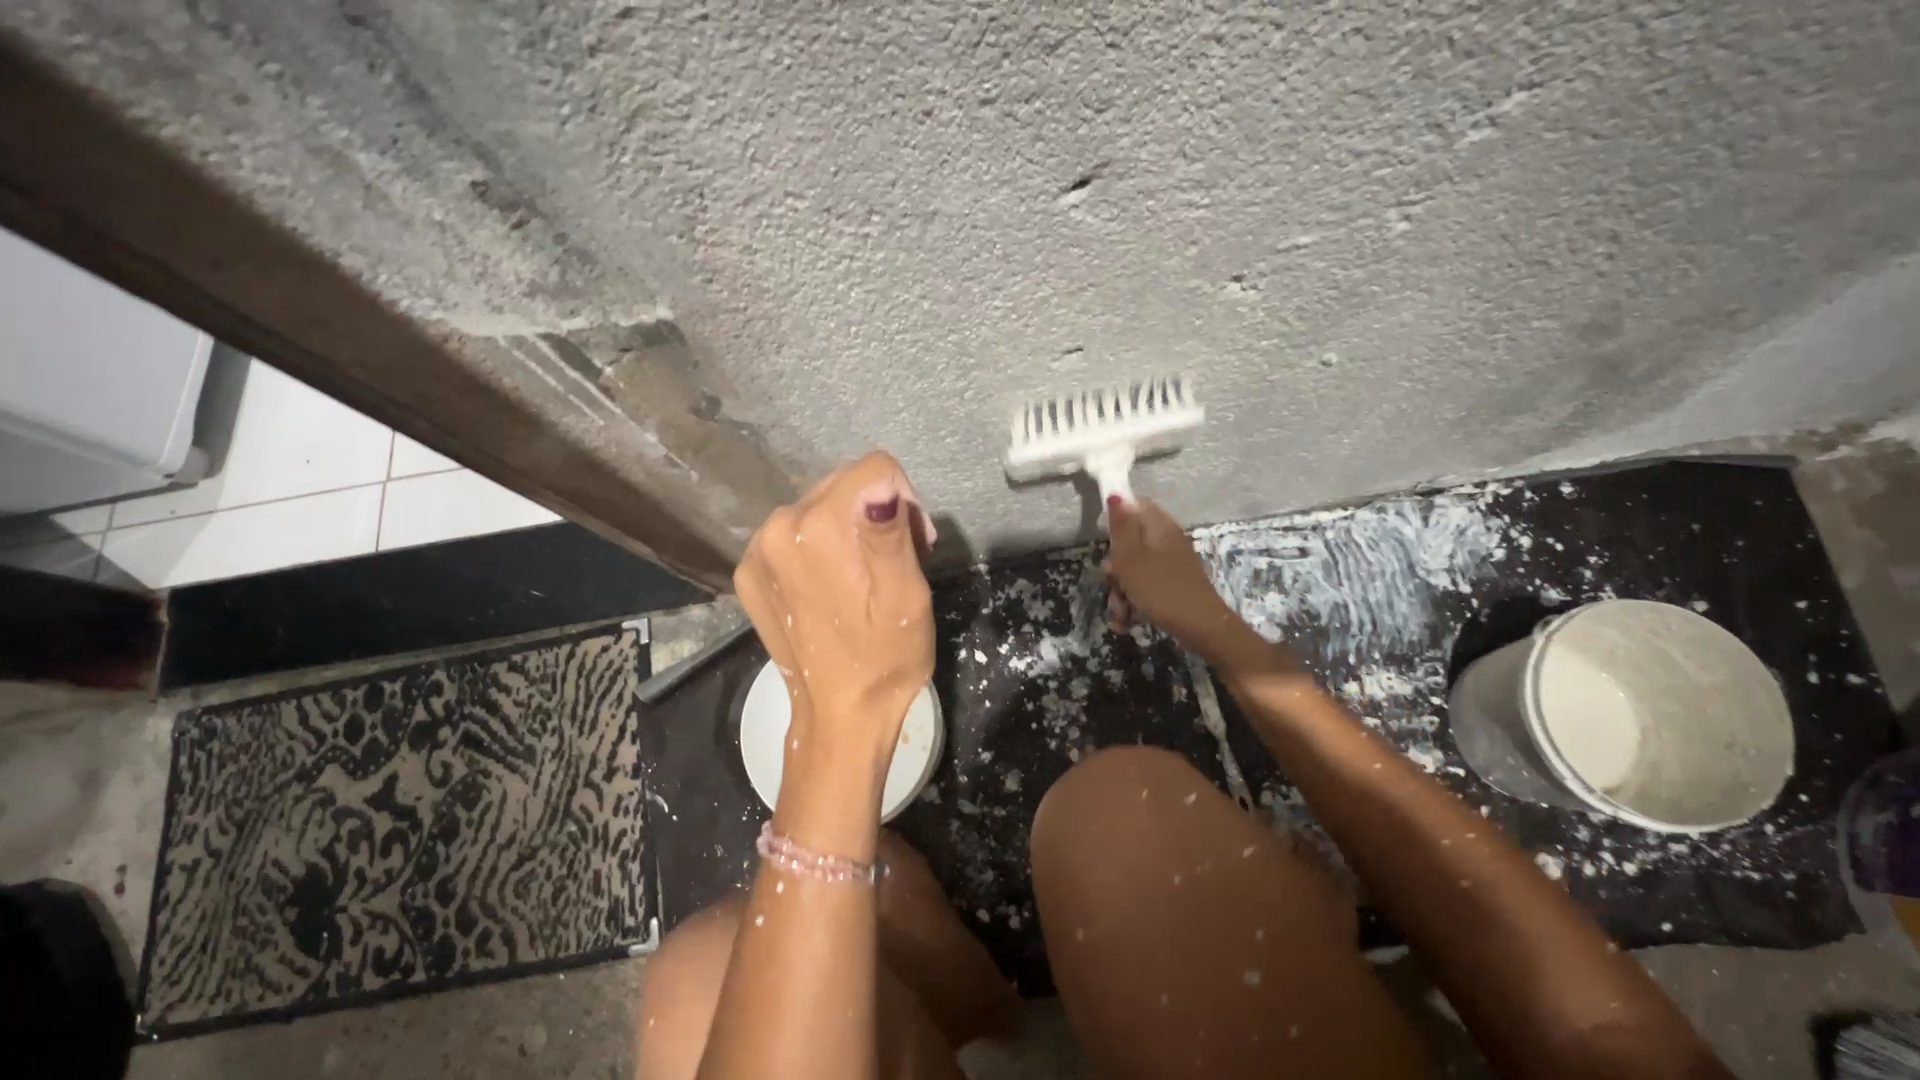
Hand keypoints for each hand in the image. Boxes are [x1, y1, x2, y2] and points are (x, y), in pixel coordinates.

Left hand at [733, 452, 935, 768]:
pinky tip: (834, 588)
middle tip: (897, 563)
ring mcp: (756, 552)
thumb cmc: (883, 658)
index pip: (874, 468)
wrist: (839, 716)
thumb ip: (888, 531)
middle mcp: (776, 527)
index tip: (915, 545)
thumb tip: (882, 483)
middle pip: (842, 483)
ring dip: (849, 529)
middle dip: (876, 512)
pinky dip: (819, 548)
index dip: (905, 500)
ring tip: (866, 578)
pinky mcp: (749, 573)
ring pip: (819, 507)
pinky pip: (794, 535)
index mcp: (817, 528)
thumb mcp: (905, 595)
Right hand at [1104, 496, 1245, 661]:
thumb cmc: (1160, 589)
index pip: (1136, 506)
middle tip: (1112, 582)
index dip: (1116, 519)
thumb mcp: (1131, 557)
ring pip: (1134, 570)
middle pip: (1130, 543)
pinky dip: (1134, 603)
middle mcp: (1166, 541)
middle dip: (1115, 568)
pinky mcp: (1172, 586)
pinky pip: (1145, 587)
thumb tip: (1116, 492)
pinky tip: (1127, 621)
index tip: (1105, 540)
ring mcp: (1171, 565)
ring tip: (1120, 614)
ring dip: (1120, 591)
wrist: (1200, 628)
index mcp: (1159, 527)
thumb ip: (1121, 526)